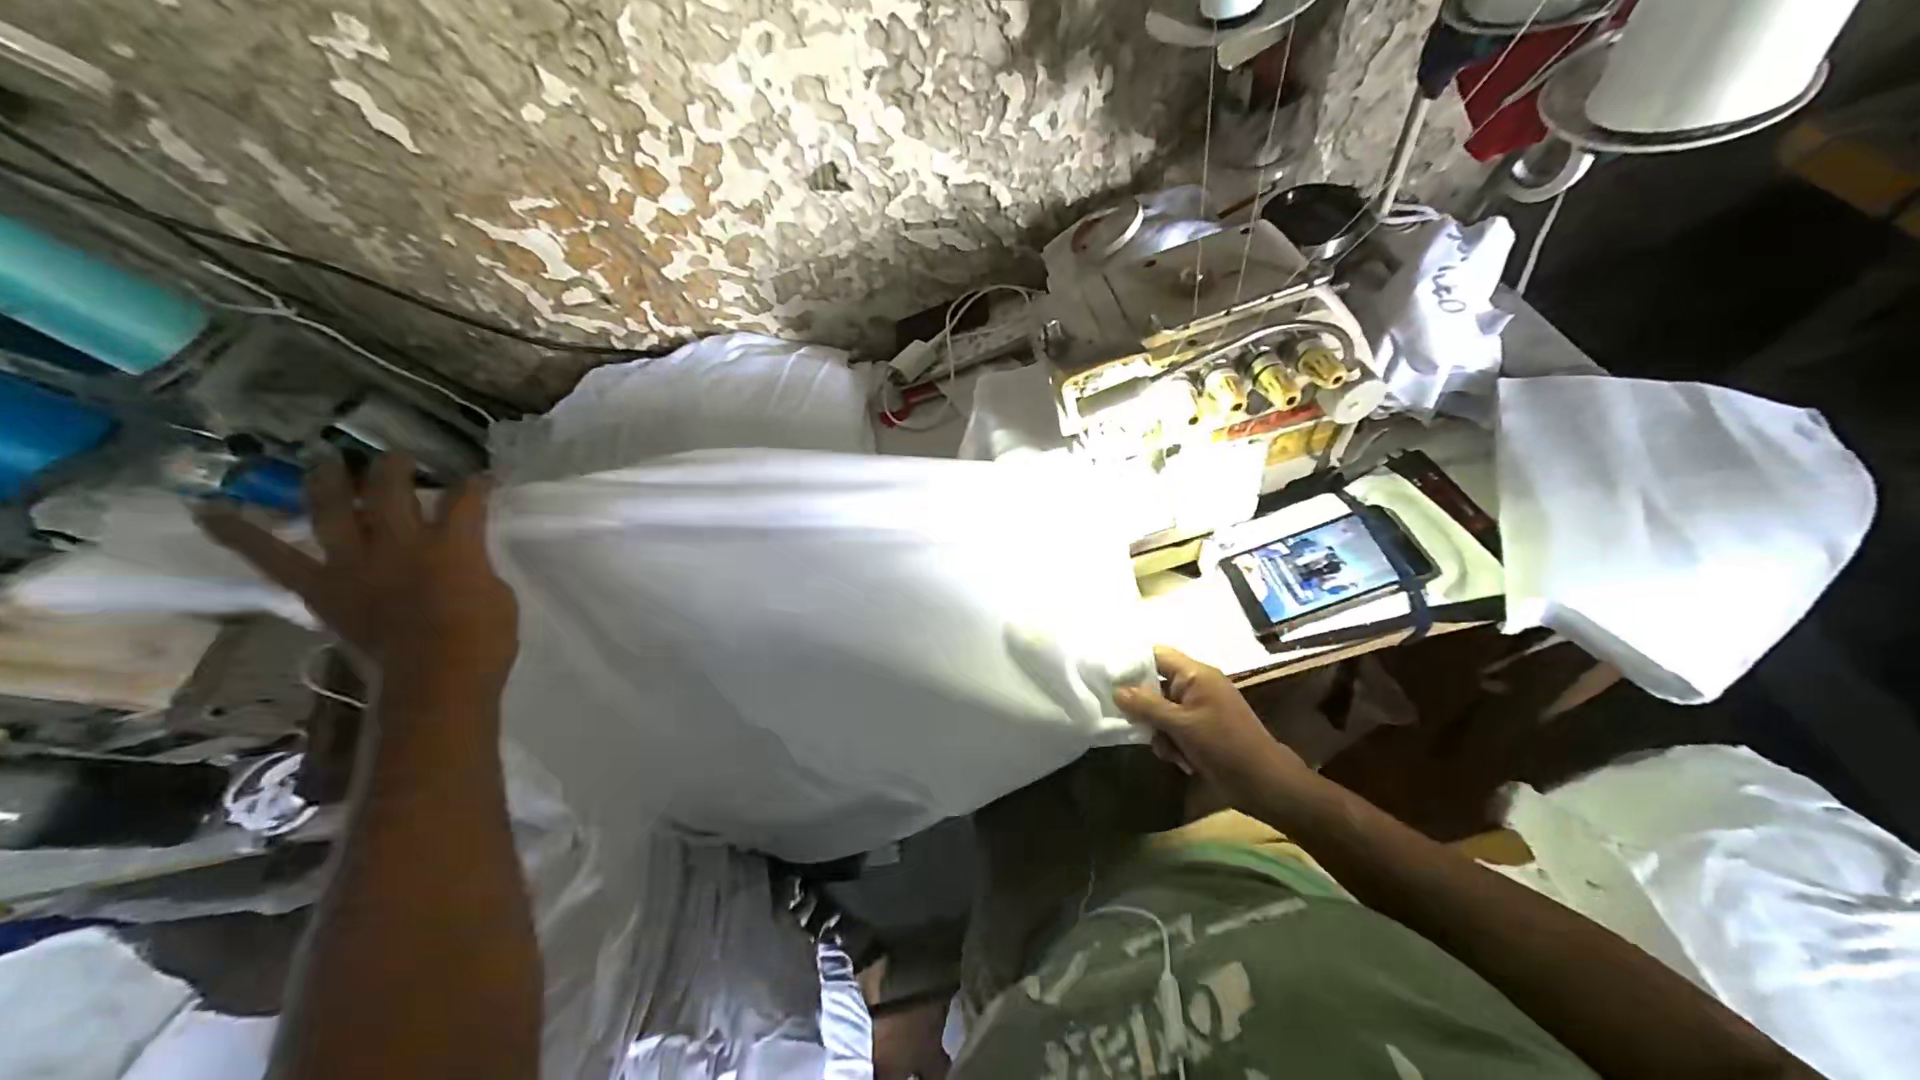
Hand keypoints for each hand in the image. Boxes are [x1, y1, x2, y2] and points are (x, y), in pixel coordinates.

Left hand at [197, 455, 519, 692]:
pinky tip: (209, 511)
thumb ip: (473, 567)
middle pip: (391, 490)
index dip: (475, 483)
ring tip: (328, 459)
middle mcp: (400, 543)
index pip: (465, 498)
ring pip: (333, 508)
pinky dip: (240, 534)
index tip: (481, 479)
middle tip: (398, 458)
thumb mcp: (497, 594)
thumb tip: (458, 561)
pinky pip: (274, 558)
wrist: (438, 681)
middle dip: (395, 467)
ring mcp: (356, 564)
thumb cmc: (485, 640)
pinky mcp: (322, 589)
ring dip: (329, 479)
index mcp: (453, 545)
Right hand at [1114, 646, 1315, 808]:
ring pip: (1161, 711)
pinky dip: (1172, 743)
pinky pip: (1174, 728)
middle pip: (1155, 685)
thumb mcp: (1181, 725)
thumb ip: (1146, 705)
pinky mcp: (1201, 729)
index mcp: (1196, 674)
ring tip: (1169, 750)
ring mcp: (1200, 708)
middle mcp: (1197, 686)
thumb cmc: (1224, 745)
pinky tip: (1180, 760)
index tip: (1110, 680)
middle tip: (1136, 724)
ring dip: (1158, 731)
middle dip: (1145, 708)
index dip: (1133, 664)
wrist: (1263, 782)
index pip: (1157, 655)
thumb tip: (1116, 690)